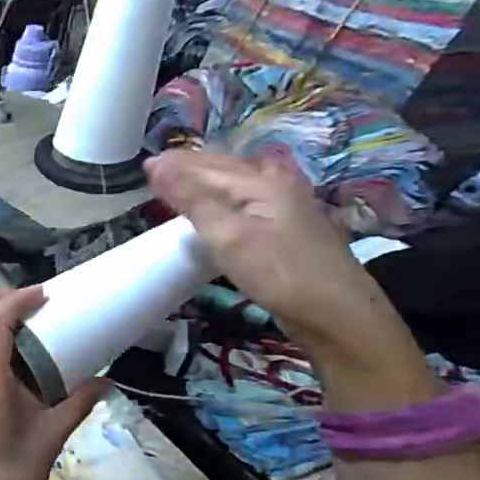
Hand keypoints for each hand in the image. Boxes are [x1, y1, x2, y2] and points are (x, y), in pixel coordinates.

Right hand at [145, 147, 437, 409]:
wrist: (336, 315)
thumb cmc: (278, 273)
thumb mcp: (228, 236)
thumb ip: (193, 200)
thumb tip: (158, 165)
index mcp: (261, 182)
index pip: (208, 166)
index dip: (175, 165)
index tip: (144, 166)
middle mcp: (277, 186)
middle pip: (226, 169)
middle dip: (191, 167)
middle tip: (157, 171)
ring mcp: (286, 209)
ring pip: (238, 185)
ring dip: (208, 182)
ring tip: (181, 184)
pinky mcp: (287, 232)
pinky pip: (246, 204)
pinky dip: (223, 200)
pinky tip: (219, 209)